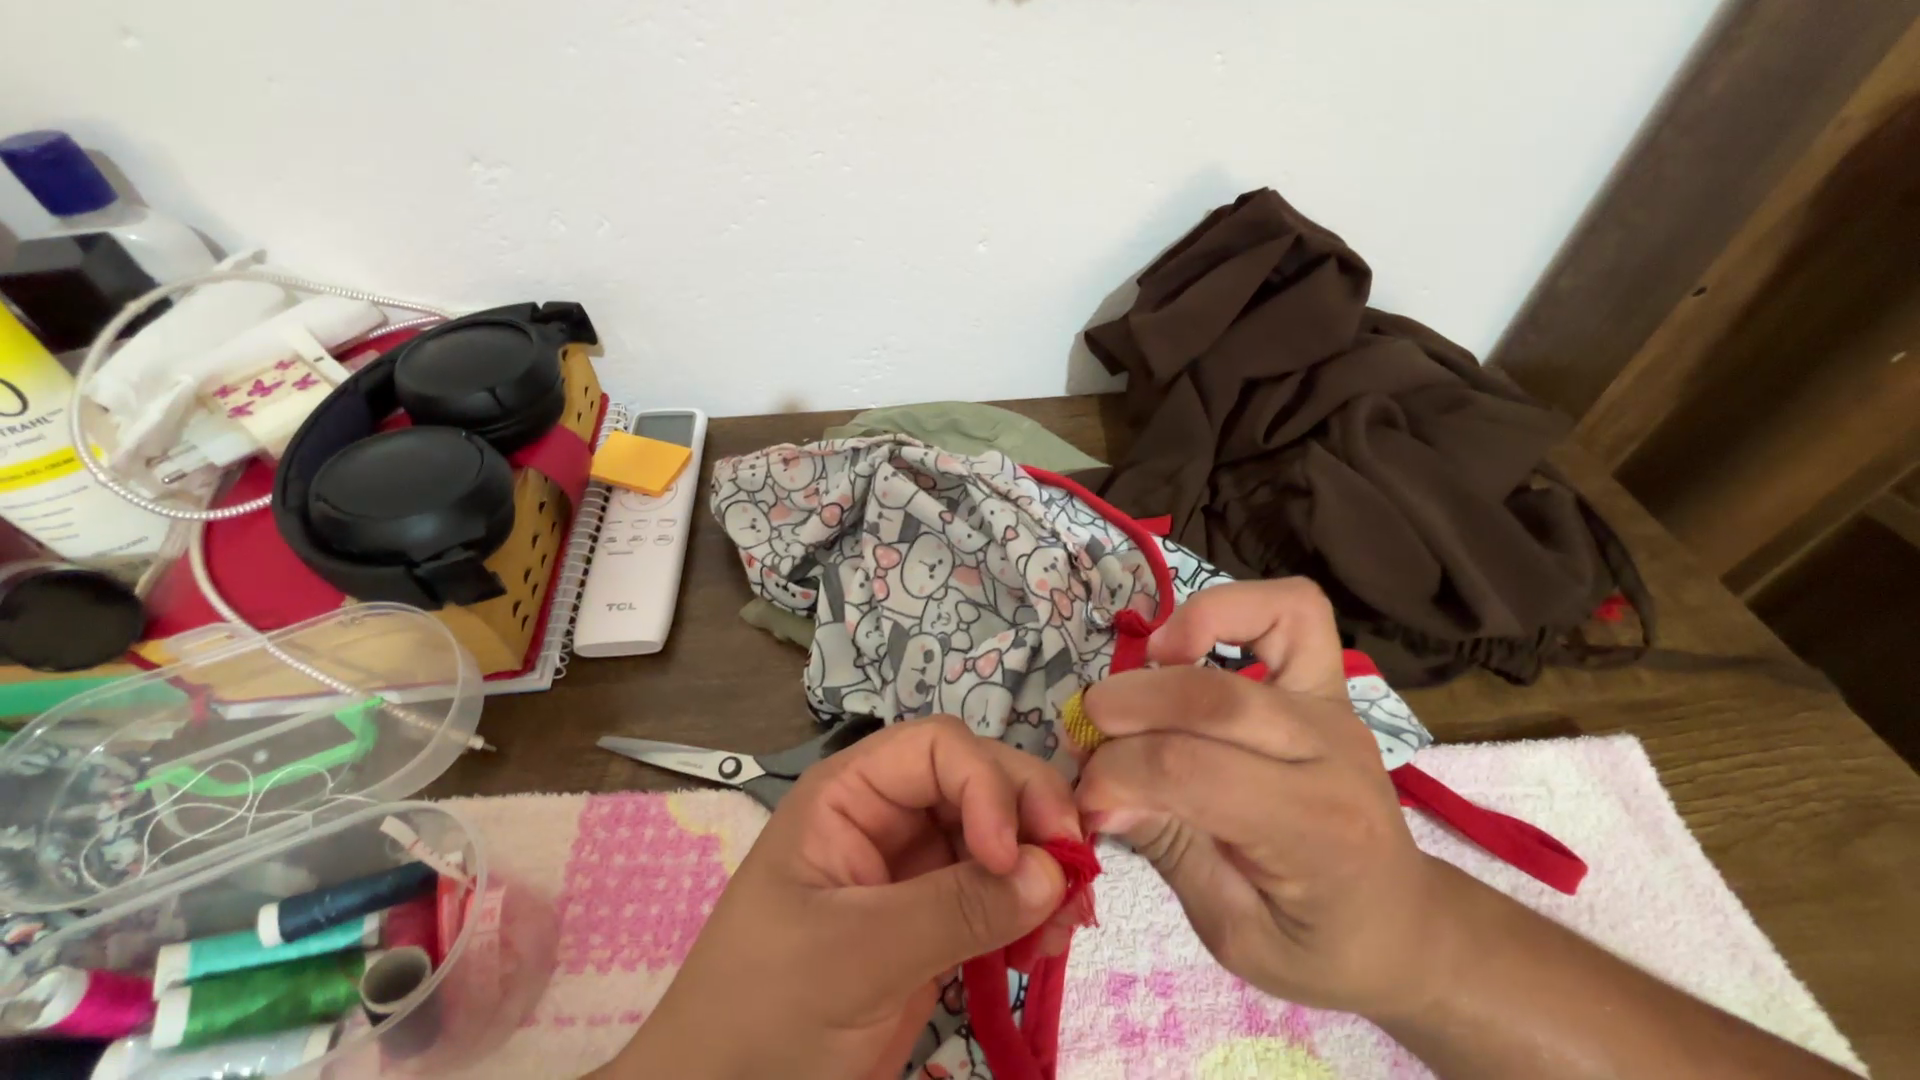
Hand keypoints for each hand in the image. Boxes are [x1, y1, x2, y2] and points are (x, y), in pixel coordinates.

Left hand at [599, 715, 1081, 1079]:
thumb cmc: (766, 1011)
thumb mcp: (853, 956)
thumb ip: (954, 909)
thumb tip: (1053, 873)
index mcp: (850, 794)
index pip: (938, 748)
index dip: (986, 785)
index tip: (1011, 855)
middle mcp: (888, 815)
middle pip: (980, 781)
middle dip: (1032, 819)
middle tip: (1075, 878)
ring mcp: (915, 869)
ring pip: (1001, 836)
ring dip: (1043, 869)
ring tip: (1066, 926)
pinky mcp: (937, 919)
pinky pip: (1000, 893)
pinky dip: (1032, 912)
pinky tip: (1043, 948)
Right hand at [1074, 578, 1450, 1018]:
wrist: (1404, 927)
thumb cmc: (1318, 945)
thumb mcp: (1233, 933)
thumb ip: (1169, 850)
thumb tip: (1099, 792)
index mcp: (1312, 831)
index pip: (1189, 770)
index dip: (1115, 775)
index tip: (1085, 801)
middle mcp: (1332, 752)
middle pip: (1212, 698)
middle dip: (1125, 710)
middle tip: (1086, 742)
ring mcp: (1335, 706)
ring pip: (1259, 624)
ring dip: (1176, 636)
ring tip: (1136, 678)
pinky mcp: (1329, 684)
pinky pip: (1292, 608)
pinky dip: (1229, 607)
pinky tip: (1182, 645)